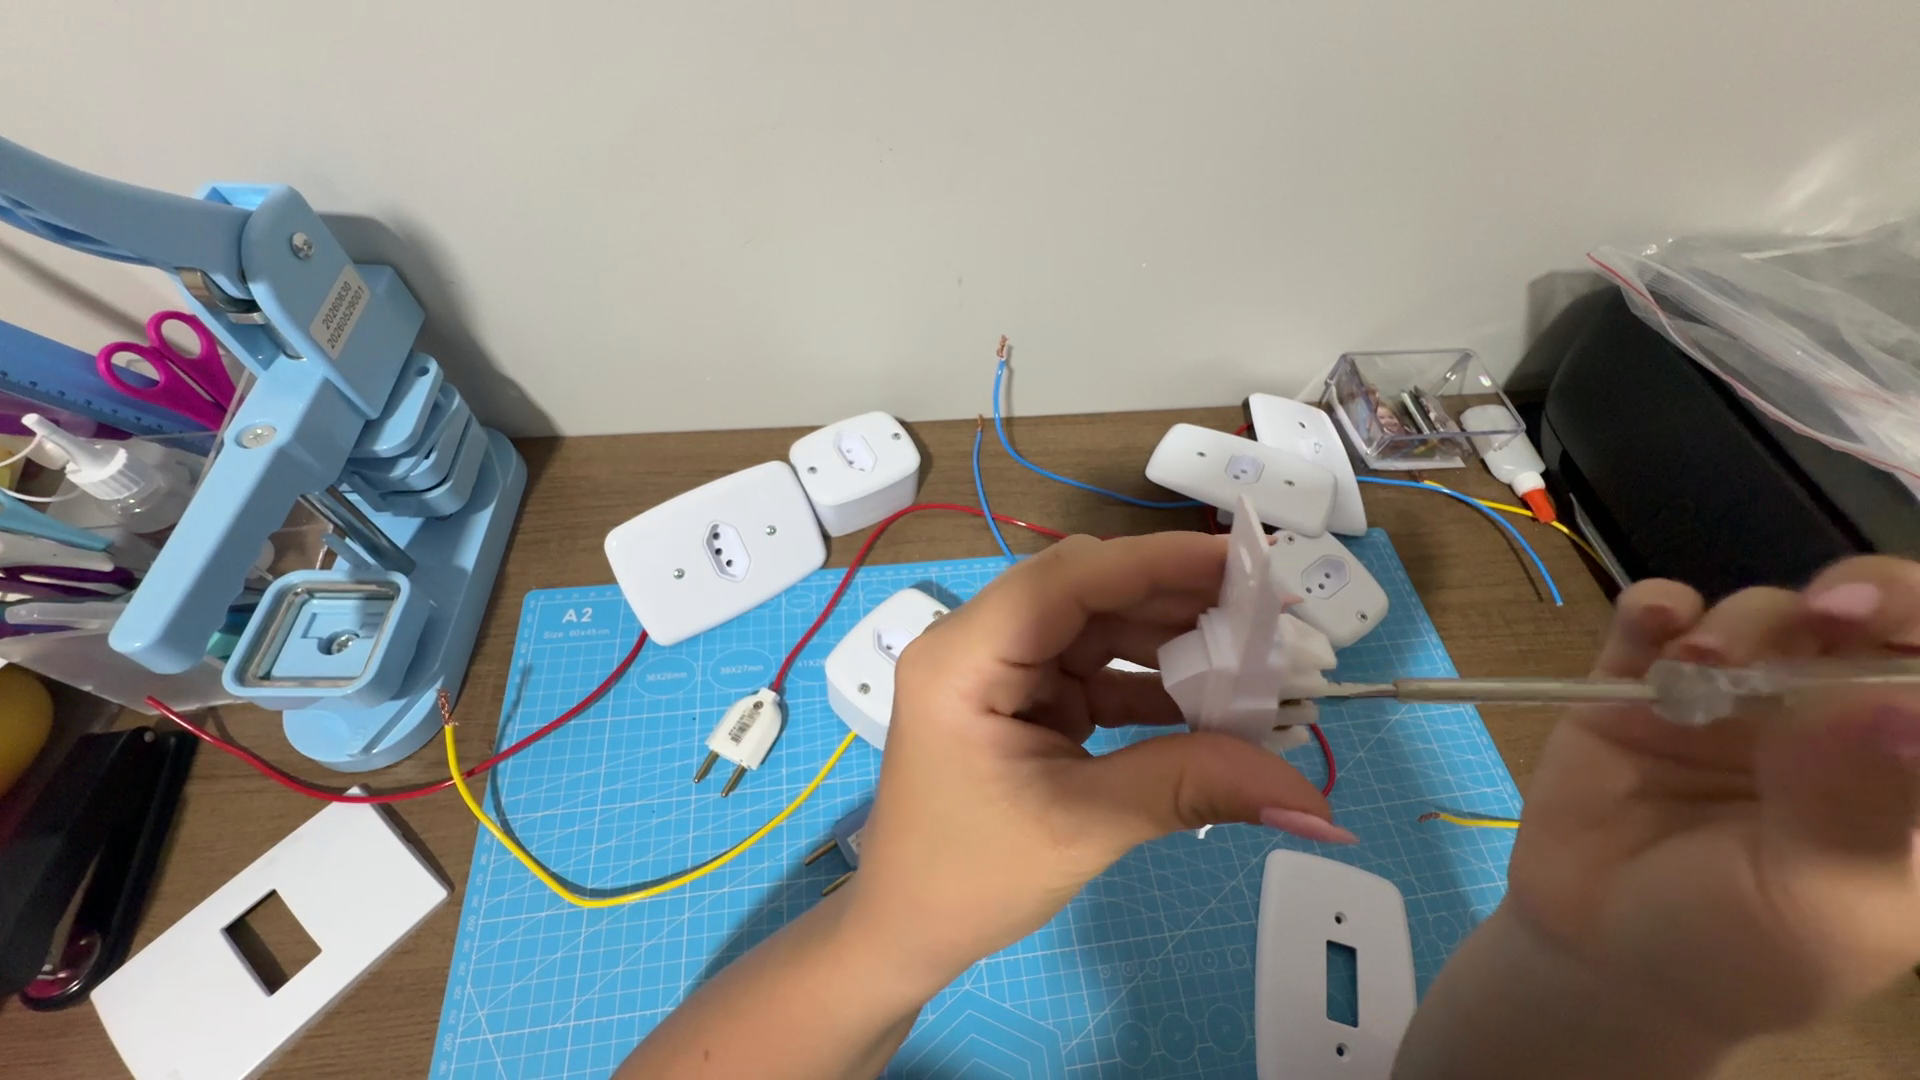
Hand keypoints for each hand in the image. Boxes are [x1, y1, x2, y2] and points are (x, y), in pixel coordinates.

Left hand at [843, 532, 1343, 987]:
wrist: (910, 927)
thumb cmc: (970, 876)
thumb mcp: (1083, 825)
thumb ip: (1192, 787)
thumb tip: (1319, 803)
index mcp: (962, 656)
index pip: (1066, 578)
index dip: (1156, 561)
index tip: (1243, 561)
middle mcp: (977, 643)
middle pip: (1085, 592)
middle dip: (1174, 599)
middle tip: (1265, 613)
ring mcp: (1001, 669)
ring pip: (1096, 626)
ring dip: (1170, 640)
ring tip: (1252, 657)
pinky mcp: (1024, 697)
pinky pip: (1095, 670)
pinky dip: (1151, 682)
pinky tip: (1212, 699)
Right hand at [1507, 556, 1919, 1042]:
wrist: (1594, 947)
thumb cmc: (1732, 949)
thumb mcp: (1816, 899)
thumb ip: (1853, 805)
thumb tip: (1897, 705)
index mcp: (1903, 776)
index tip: (1898, 631)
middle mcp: (1826, 725)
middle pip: (1868, 622)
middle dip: (1862, 597)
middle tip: (1832, 614)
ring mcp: (1723, 701)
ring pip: (1760, 613)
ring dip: (1739, 621)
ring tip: (1696, 668)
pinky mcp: (1629, 689)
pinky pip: (1647, 622)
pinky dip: (1653, 606)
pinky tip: (1652, 623)